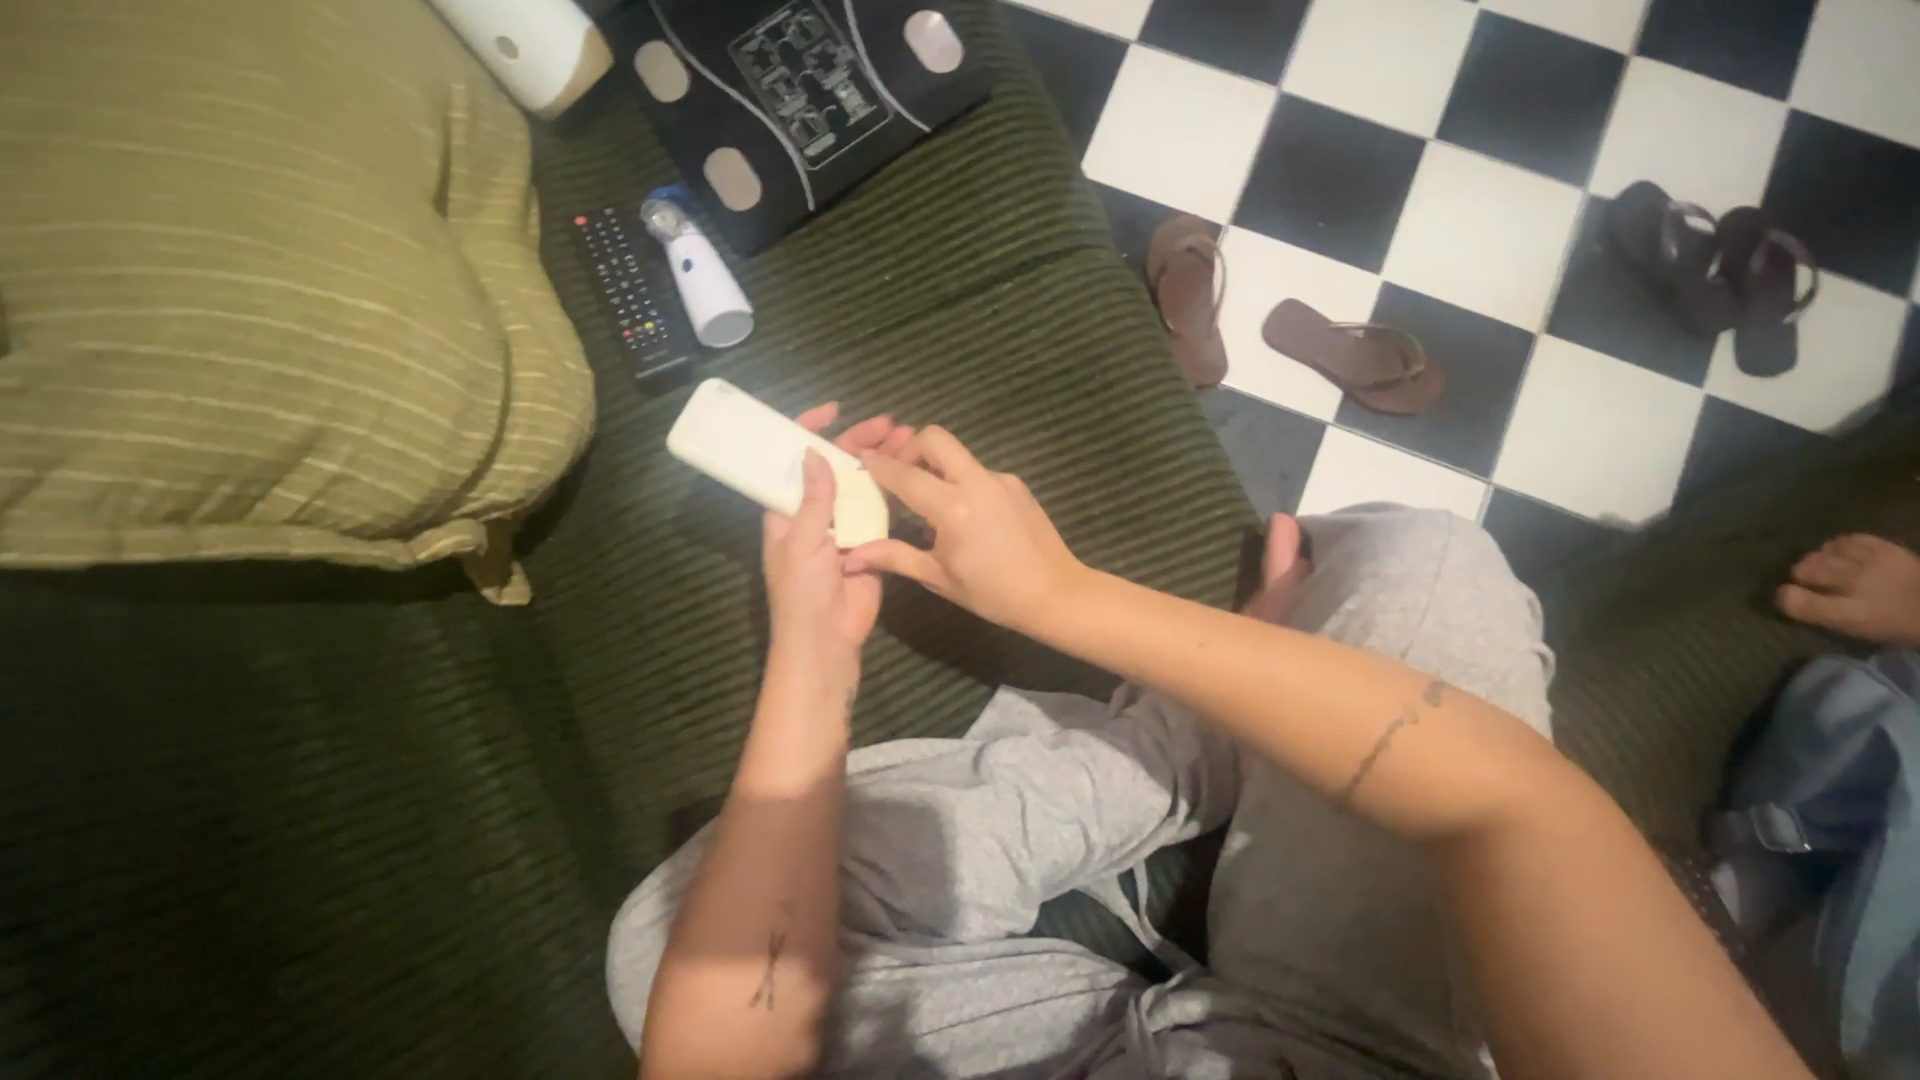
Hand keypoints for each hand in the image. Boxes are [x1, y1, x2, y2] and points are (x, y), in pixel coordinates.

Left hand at [762, 404, 912, 671]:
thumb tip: (814, 453)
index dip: (809, 431)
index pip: (795, 461)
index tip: (834, 410)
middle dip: (860, 443)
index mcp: (786, 510)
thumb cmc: (802, 592)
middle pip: (837, 468)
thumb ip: (813, 499)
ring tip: (909, 440)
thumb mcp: (801, 541)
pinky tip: (914, 474)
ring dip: (884, 463)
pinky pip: (882, 513)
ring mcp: (845, 528)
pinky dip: (896, 492)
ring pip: (864, 487)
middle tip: (890, 425)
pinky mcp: (870, 544)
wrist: (826, 642)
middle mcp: (815, 514)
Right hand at [845, 426, 1086, 631]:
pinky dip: (960, 482)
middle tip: (900, 473)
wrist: (1056, 593)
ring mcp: (1000, 479)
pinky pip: (978, 472)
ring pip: (958, 454)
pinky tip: (964, 516)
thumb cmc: (993, 594)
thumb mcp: (938, 578)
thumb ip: (895, 557)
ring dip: (936, 466)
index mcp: (953, 508)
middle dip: (910, 447)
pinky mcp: (1016, 484)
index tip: (862, 460)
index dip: (879, 465)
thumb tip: (852, 555)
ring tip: (928, 501)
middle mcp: (976, 482)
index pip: (904, 474)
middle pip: (935, 438)